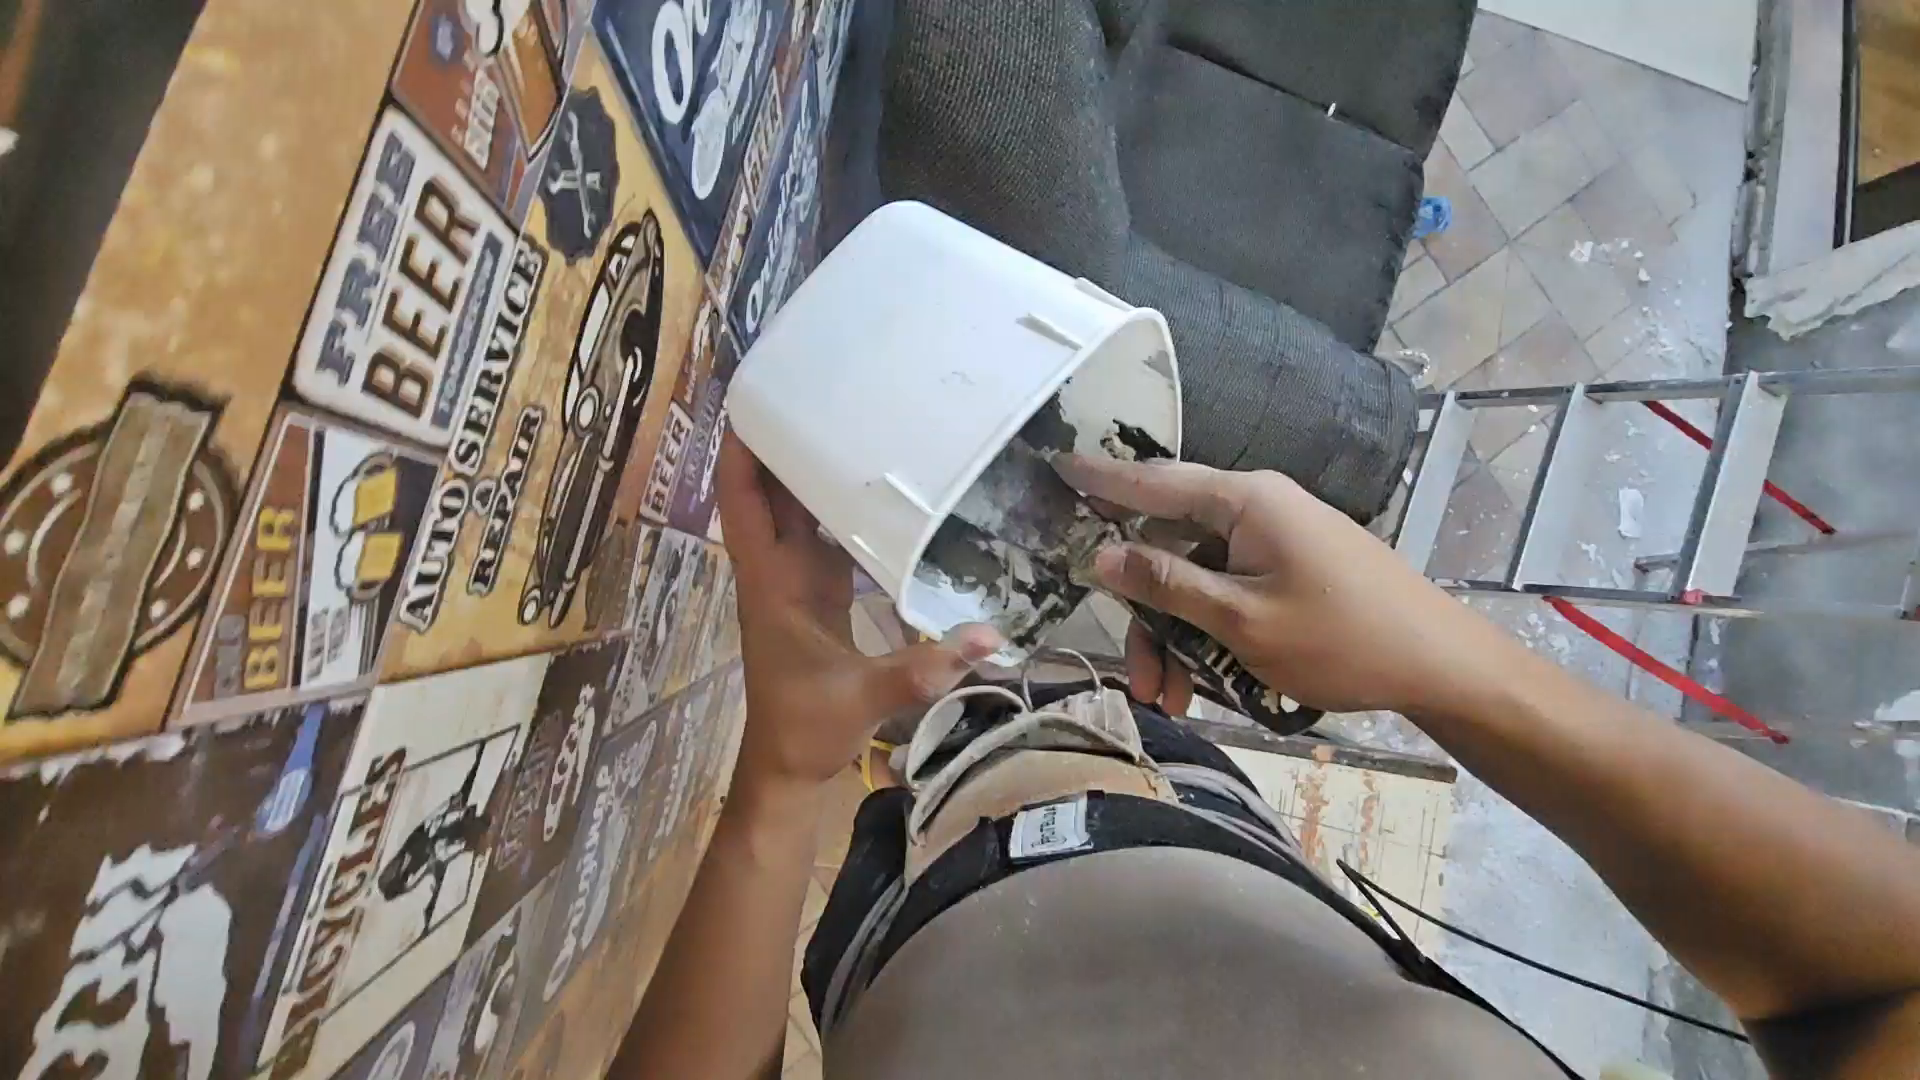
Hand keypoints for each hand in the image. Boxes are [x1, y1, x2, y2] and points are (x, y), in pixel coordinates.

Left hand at [718, 432, 1000, 800]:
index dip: (740, 449)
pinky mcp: (817, 592)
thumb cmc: (806, 729)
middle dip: (778, 440)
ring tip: (842, 418)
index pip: (743, 501)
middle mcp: (777, 570)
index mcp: (771, 582)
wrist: (787, 767)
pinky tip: (867, 483)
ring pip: (790, 510)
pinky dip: (831, 504)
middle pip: (765, 492)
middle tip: (815, 389)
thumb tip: (987, 637)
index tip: (756, 397)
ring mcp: (795, 580)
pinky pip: (818, 535)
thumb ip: (922, 670)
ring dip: (804, 468)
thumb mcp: (863, 698)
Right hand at [1054, 455, 1532, 718]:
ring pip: (1193, 581)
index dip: (1099, 480)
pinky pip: (1224, 594)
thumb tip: (1100, 555)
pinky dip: (1208, 636)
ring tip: (1173, 699)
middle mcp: (1251, 510)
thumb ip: (1166, 584)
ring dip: (1176, 639)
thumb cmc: (1342, 638)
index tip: (1055, 466)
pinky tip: (1204, 687)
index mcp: (1242, 501)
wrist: (1443, 667)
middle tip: (1139, 678)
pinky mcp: (1282, 569)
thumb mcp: (1241, 620)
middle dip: (1146, 616)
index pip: (1152, 481)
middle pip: (1167, 549)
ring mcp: (1269, 541)